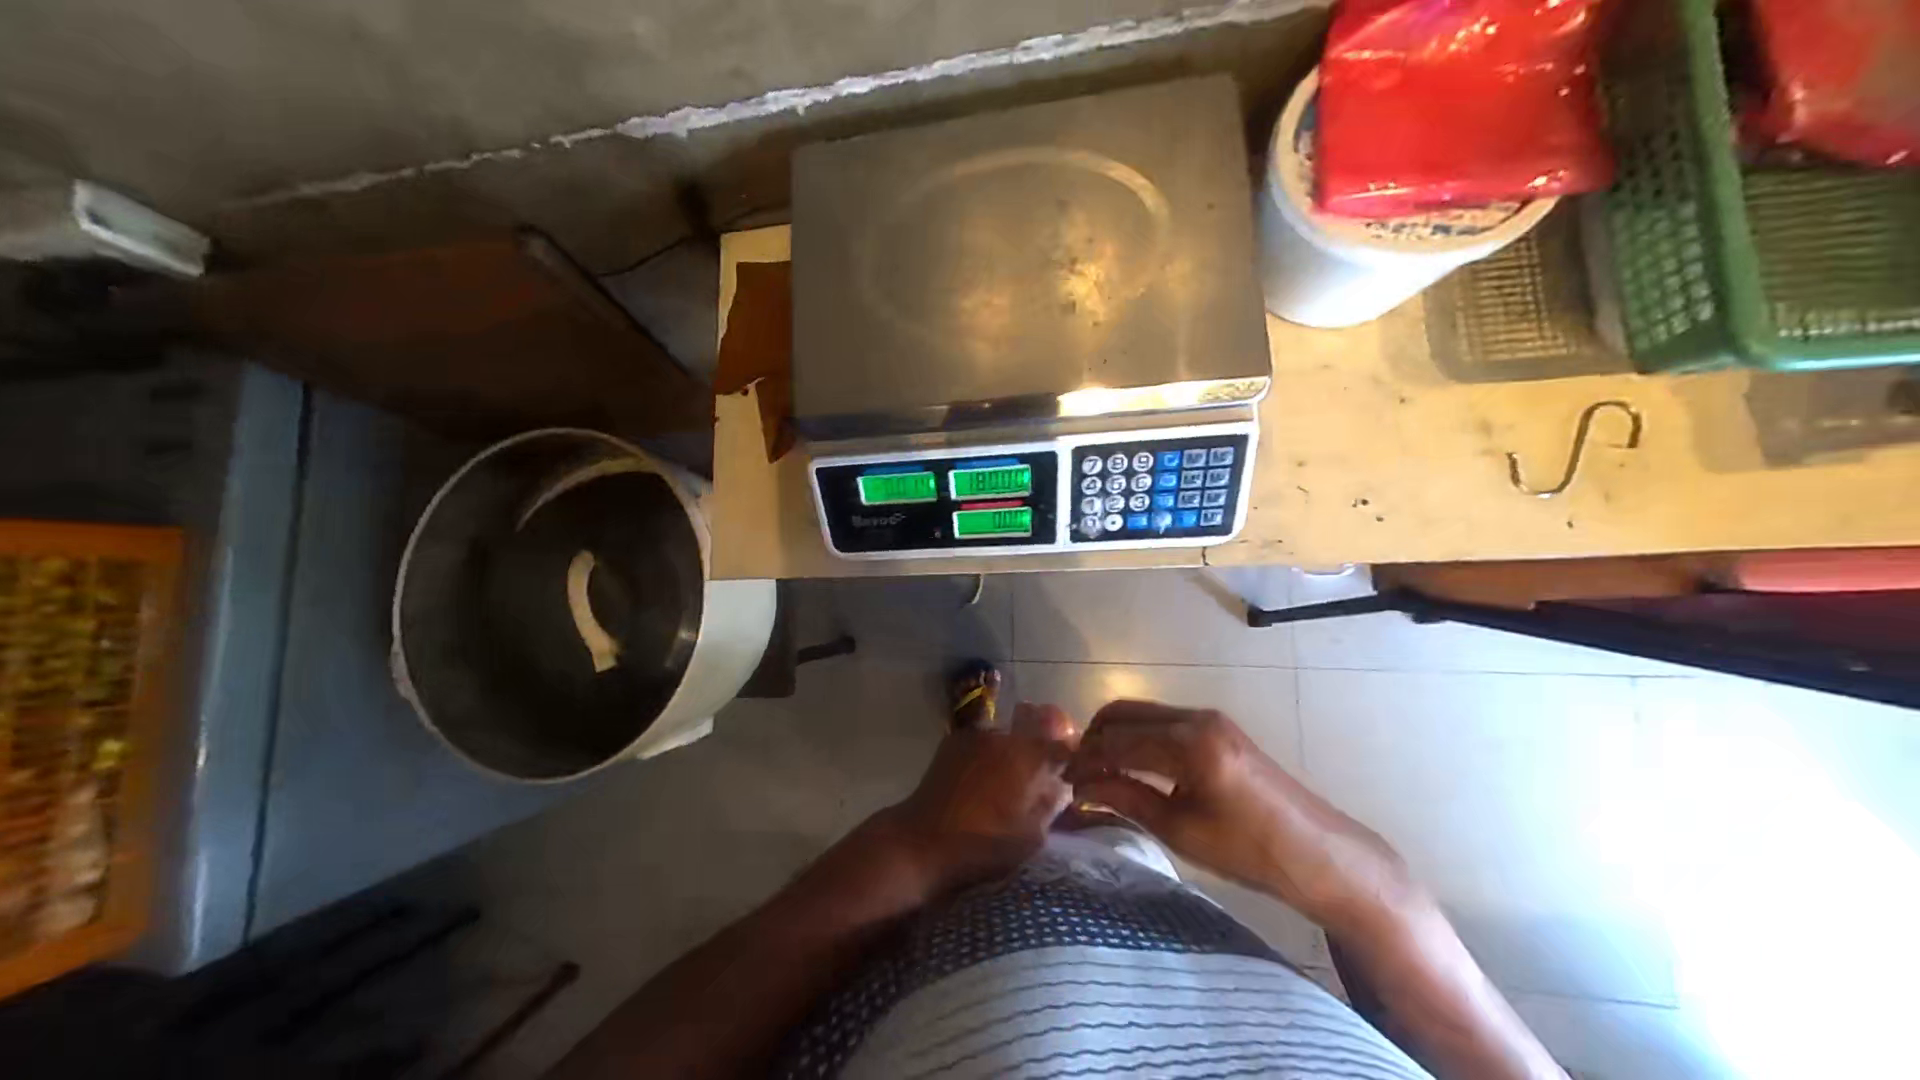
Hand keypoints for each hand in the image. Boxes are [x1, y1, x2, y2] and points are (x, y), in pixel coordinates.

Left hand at [870, 703, 1076, 895]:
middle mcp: (1007, 736)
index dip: (1071, 753)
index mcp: (1030, 758)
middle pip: (1037, 722)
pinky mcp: (955, 740)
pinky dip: (991, 748)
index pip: (1064, 743)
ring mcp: (978, 734)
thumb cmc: (983, 844)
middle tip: (1044, 765)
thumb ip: (1052, 802)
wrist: (924, 840)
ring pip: (1009, 729)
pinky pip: (984, 736)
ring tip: (1011, 770)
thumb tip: (1063, 783)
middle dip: (1045, 737)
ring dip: (1016, 743)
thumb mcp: (1031, 835)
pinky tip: (985, 771)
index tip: (1071, 767)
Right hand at [1068, 700, 1419, 931]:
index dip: (1084, 760)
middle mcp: (1196, 717)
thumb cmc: (1250, 851)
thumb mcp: (1180, 830)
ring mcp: (1209, 718)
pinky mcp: (1217, 727)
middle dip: (1093, 739)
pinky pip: (1162, 721)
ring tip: (1098, 772)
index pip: (1116, 740)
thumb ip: (1126, 798)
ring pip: (1142, 713)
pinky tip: (1130, 765)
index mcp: (1188, 743)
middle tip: (1076, 774)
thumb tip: (1081, 786)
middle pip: (1123, 712)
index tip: (1062, 781)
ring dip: (1114, 736)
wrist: (1320, 854)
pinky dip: (1137, 736)